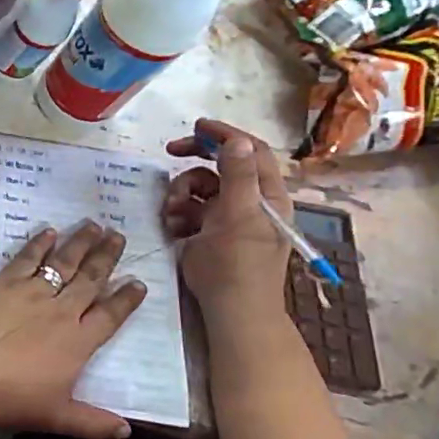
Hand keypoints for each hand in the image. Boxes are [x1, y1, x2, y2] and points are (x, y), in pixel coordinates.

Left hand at [0, 222, 146, 438]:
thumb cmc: (15, 399)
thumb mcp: (59, 417)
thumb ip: (95, 422)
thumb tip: (127, 431)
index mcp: (79, 342)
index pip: (111, 315)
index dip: (126, 299)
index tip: (139, 282)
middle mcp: (62, 311)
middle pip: (91, 278)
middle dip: (107, 256)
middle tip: (120, 235)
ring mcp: (34, 293)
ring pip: (64, 262)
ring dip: (80, 242)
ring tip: (94, 225)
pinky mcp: (7, 283)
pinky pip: (28, 258)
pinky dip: (40, 243)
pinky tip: (49, 231)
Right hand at [163, 118, 292, 319]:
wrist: (232, 312)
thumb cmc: (238, 264)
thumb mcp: (238, 215)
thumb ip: (238, 175)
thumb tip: (237, 140)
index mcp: (267, 195)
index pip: (251, 150)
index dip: (225, 134)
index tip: (196, 126)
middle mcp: (251, 201)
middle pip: (223, 164)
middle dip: (196, 158)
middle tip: (171, 150)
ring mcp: (229, 217)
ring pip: (201, 186)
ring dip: (181, 192)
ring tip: (172, 211)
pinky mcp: (210, 232)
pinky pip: (191, 209)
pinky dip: (179, 213)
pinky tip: (173, 227)